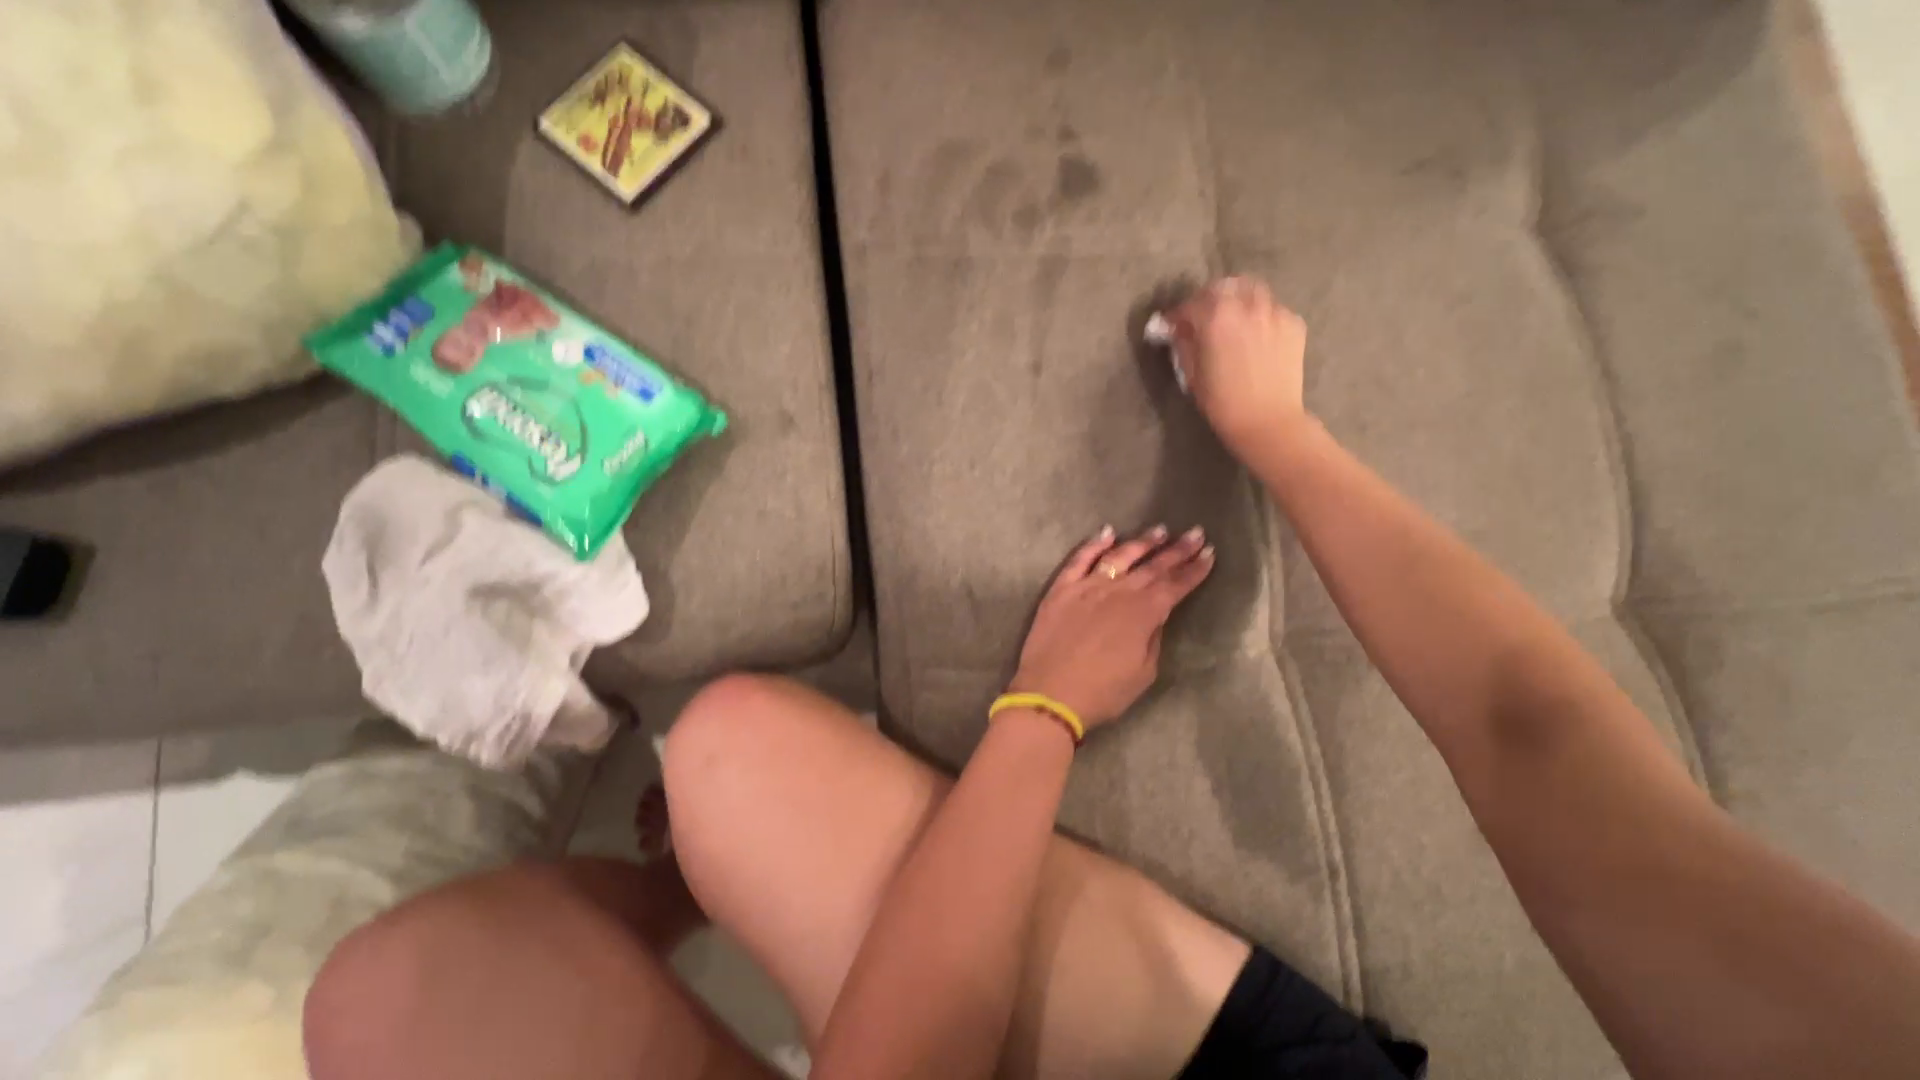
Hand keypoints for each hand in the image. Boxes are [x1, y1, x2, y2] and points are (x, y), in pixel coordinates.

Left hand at [1009, 525, 1214, 730]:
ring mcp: (1088, 586)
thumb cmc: (1103, 692)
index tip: (1210, 554)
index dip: (1194, 570)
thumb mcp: (1143, 673)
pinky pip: (1080, 559)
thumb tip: (1155, 617)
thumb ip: (1153, 639)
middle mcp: (1118, 592)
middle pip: (1153, 566)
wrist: (1050, 694)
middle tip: (1195, 533)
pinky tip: (1107, 533)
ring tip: (1160, 530)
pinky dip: (1094, 544)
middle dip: (1177, 550)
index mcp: (1144, 613)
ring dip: (1142, 542)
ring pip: (1120, 556)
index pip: (1175, 585)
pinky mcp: (1061, 589)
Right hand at [1164, 277, 1309, 459]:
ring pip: (1252, 291)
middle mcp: (1247, 305)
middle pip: (1224, 287)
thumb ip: (1183, 343)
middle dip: (1209, 299)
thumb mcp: (1193, 373)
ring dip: (1238, 299)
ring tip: (1233, 318)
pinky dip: (1261, 315)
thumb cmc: (1223, 402)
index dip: (1178, 315)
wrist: (1268, 420)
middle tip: (1203, 317)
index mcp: (1216, 316)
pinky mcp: (1294, 323)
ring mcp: (1274, 312)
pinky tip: (1257, 334)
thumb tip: (1178, 329)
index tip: (1172, 325)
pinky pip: (1273, 309)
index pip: (1191, 304)